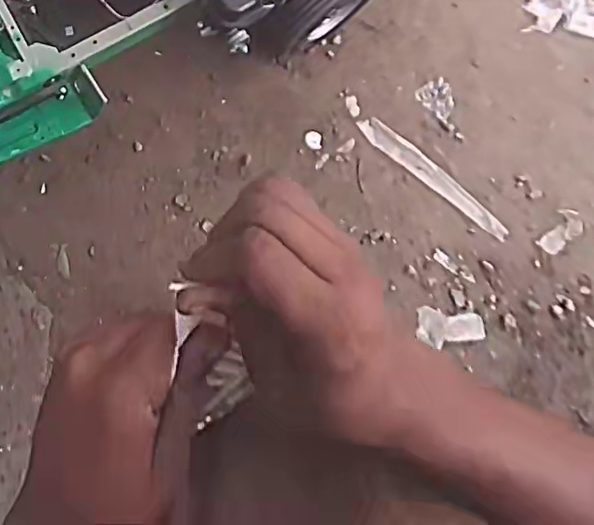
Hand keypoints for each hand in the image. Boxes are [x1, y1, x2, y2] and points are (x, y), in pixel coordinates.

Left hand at [11, 313, 227, 524]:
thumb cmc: (109, 515)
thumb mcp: (167, 467)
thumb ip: (188, 396)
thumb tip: (208, 344)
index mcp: (118, 385)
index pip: (170, 325)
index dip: (200, 331)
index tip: (217, 341)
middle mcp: (87, 361)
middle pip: (147, 320)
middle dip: (176, 338)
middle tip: (198, 366)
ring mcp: (70, 361)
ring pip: (126, 322)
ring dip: (150, 341)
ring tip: (165, 381)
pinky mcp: (61, 366)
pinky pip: (104, 335)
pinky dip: (125, 347)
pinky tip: (136, 381)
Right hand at [179, 178, 450, 449]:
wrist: (397, 386)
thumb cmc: (339, 402)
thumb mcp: (277, 387)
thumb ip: (235, 327)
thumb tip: (196, 289)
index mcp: (327, 319)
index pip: (258, 252)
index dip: (215, 257)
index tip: (196, 277)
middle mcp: (340, 269)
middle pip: (264, 208)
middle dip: (222, 230)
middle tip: (210, 264)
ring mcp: (343, 243)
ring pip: (275, 191)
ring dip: (238, 214)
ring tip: (228, 250)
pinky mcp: (339, 231)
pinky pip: (288, 195)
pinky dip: (257, 210)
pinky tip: (251, 242)